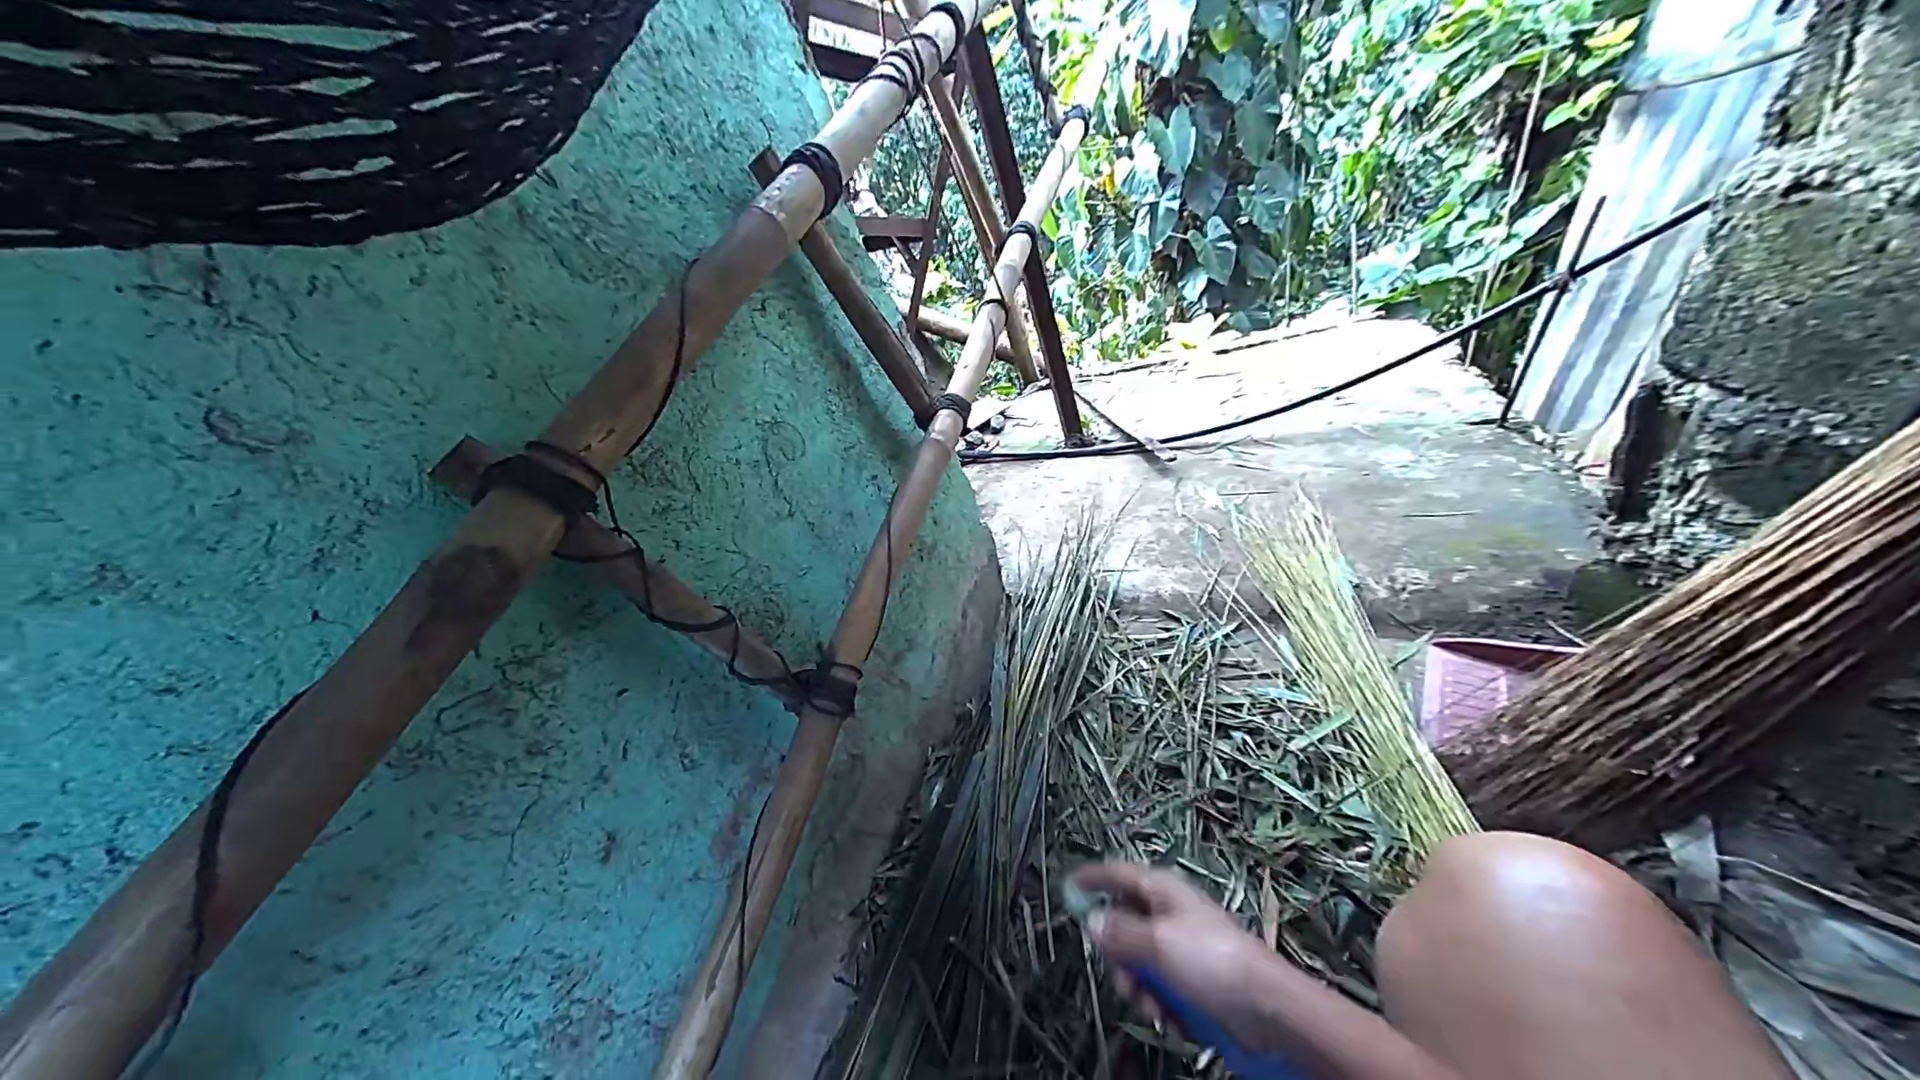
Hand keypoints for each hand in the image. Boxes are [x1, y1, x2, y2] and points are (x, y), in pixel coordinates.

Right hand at [1073, 861, 1464, 1079]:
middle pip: (1124, 925)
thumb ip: (1119, 933)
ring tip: (1155, 1008)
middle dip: (1119, 957)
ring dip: (1140, 988)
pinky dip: (1161, 1005)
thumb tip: (1091, 921)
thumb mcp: (1157, 945)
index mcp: (1163, 891)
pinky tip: (1173, 1022)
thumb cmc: (1212, 964)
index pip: (1119, 874)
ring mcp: (1183, 950)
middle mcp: (1170, 915)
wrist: (1273, 1015)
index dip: (1093, 878)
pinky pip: (1161, 989)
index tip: (1068, 885)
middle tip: (1124, 980)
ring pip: (1140, 963)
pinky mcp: (1196, 984)